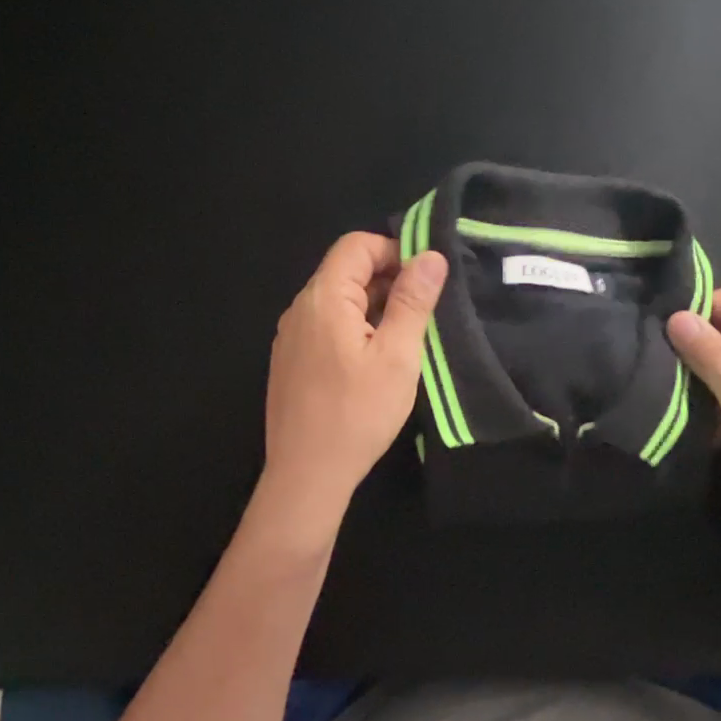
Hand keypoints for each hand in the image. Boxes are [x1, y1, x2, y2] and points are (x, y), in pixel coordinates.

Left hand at [262, 233, 446, 509]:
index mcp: (324, 298)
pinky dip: (354, 329)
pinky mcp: (290, 362)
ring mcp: (290, 337)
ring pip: (337, 301)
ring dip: (373, 307)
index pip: (356, 245)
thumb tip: (431, 256)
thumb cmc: (357, 414)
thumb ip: (413, 301)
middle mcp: (300, 308)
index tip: (426, 280)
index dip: (394, 251)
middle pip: (345, 270)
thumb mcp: (397, 356)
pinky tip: (374, 362)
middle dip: (387, 280)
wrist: (307, 474)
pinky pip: (325, 327)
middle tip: (424, 312)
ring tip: (405, 339)